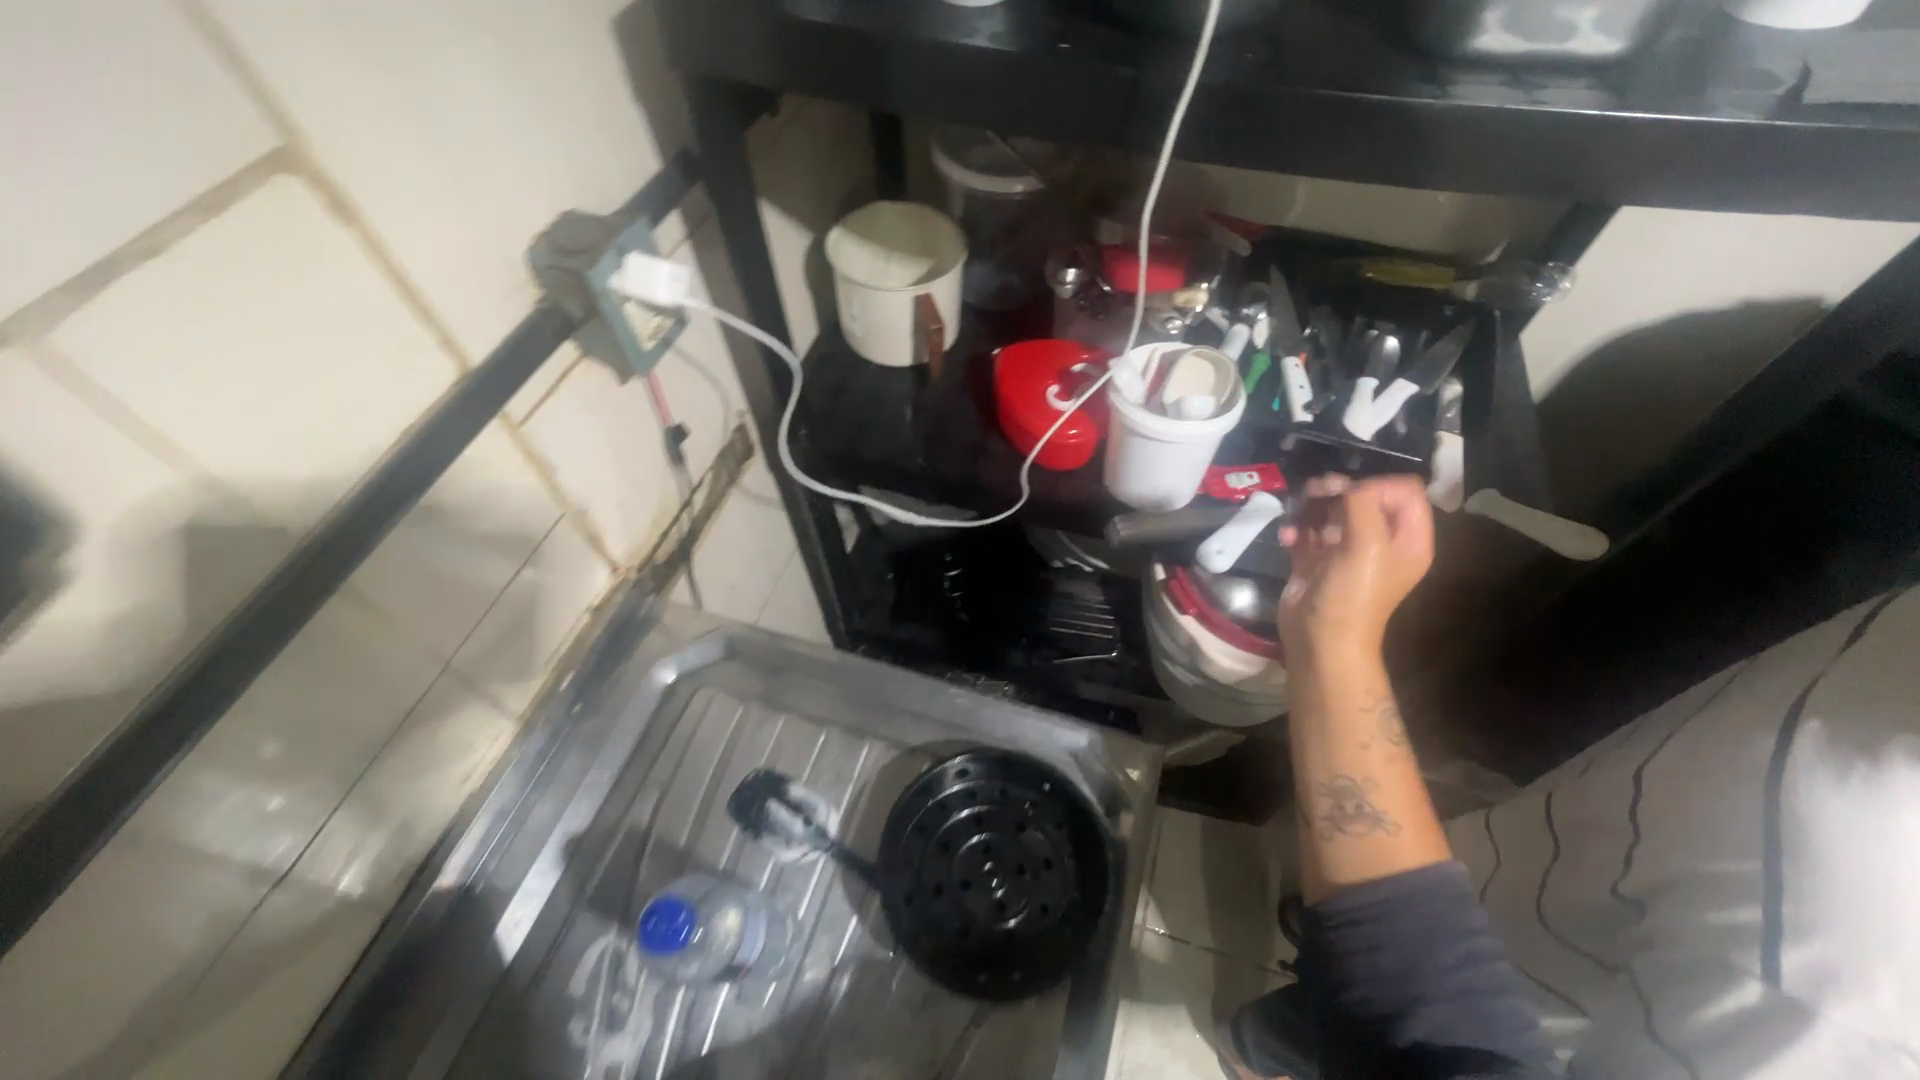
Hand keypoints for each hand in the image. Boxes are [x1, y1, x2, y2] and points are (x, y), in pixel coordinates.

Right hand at [1278, 474, 1434, 659]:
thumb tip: (1344, 485)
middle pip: (1364, 498)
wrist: (1320, 642)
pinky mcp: (1316, 562)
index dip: (1378, 485)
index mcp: (1407, 540)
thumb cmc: (1353, 595)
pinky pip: (1307, 532)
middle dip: (1338, 491)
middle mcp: (1381, 543)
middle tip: (1316, 493)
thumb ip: (1362, 504)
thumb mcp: (1368, 545)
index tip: (1349, 495)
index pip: (1404, 492)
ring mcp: (1347, 552)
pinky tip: (1287, 537)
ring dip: (1312, 507)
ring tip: (1297, 512)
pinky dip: (1296, 529)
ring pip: (1332, 512)